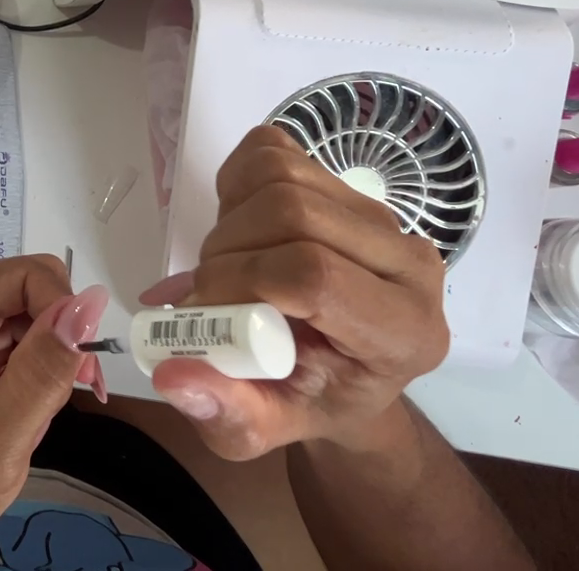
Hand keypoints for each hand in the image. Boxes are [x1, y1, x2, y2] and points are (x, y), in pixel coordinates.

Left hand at [0, 255, 109, 565]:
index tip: (80, 366)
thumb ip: (40, 373)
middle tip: (69, 390)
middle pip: (37, 285)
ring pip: (44, 310)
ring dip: (61, 355)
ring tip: (43, 408)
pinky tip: (39, 406)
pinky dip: (54, 367)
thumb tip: (86, 308)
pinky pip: (40, 336)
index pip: (25, 274)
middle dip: (65, 333)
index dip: (63, 309)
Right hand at [143, 125, 448, 459]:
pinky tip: (239, 224)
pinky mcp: (344, 183)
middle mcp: (407, 264)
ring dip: (228, 216)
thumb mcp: (269, 426)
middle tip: (208, 290)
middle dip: (224, 250)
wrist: (342, 369)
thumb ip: (227, 414)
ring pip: (280, 175)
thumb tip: (171, 374)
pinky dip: (235, 180)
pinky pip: (274, 151)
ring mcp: (377, 216)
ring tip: (227, 259)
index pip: (314, 275)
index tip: (202, 311)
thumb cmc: (308, 398)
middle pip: (291, 213)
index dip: (238, 282)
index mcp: (402, 332)